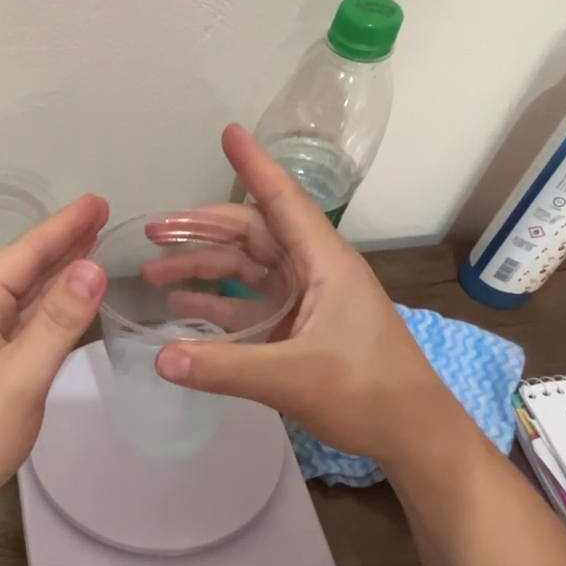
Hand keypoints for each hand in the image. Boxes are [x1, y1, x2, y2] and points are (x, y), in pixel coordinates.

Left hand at [0, 194, 110, 529]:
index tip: (97, 202)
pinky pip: (25, 331)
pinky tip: (71, 309)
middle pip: (21, 273)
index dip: (62, 228)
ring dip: (57, 278)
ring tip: (93, 251)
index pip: (22, 256)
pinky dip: (51, 316)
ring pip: (24, 303)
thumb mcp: (18, 376)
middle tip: (103, 218)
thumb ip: (58, 322)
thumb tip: (93, 267)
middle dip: (61, 246)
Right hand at [154, 125, 455, 462]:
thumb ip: (222, 368)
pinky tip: (185, 308)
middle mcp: (315, 271)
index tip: (228, 133)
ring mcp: (309, 300)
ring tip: (156, 271)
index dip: (254, 166)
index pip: (281, 202)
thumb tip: (160, 358)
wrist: (411, 432)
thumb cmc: (365, 391)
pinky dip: (219, 303)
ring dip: (205, 268)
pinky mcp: (302, 329)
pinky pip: (252, 305)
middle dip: (203, 230)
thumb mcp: (290, 377)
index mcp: (324, 263)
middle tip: (154, 232)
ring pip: (249, 269)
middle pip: (253, 234)